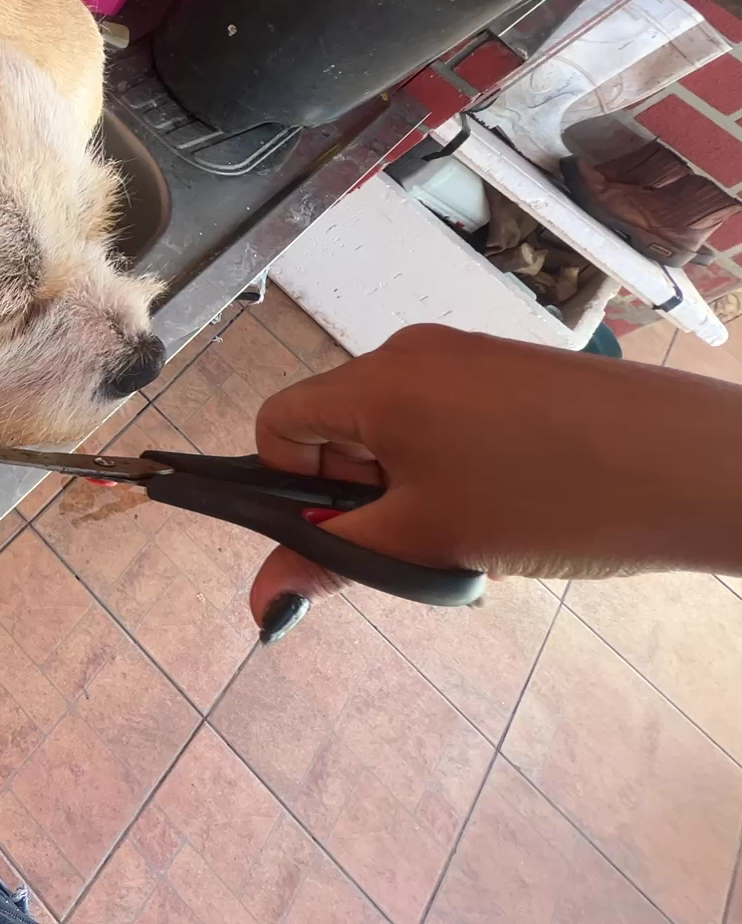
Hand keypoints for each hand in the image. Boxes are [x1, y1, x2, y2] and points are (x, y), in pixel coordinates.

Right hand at [248, 324, 741, 638]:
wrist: (729, 469)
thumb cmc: (558, 502)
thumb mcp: (429, 541)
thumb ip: (331, 564)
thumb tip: (263, 607)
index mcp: (372, 384)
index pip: (277, 420)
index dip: (291, 476)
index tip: (352, 514)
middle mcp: (402, 351)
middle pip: (330, 418)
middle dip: (352, 477)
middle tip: (418, 519)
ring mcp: (459, 349)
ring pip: (383, 414)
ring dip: (397, 466)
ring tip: (470, 507)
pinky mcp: (506, 358)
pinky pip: (434, 401)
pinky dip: (440, 445)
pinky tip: (507, 481)